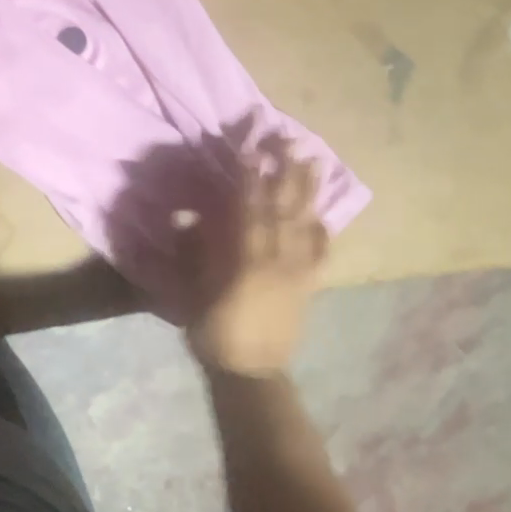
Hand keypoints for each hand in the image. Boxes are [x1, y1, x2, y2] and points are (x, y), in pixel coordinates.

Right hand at [181, 141, 329, 376]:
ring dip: (308, 189)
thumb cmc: (214, 334)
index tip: (250, 148)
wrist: (252, 372)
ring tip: (312, 159)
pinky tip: (321, 213)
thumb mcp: (194, 294)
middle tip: (288, 139)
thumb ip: (196, 255)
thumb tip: (189, 218)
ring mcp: (298, 270)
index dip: (249, 177)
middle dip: (285, 171)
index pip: (249, 208)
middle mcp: (279, 259)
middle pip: (284, 207)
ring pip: (305, 221)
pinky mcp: (307, 284)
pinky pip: (318, 250)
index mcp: (247, 260)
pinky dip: (321, 228)